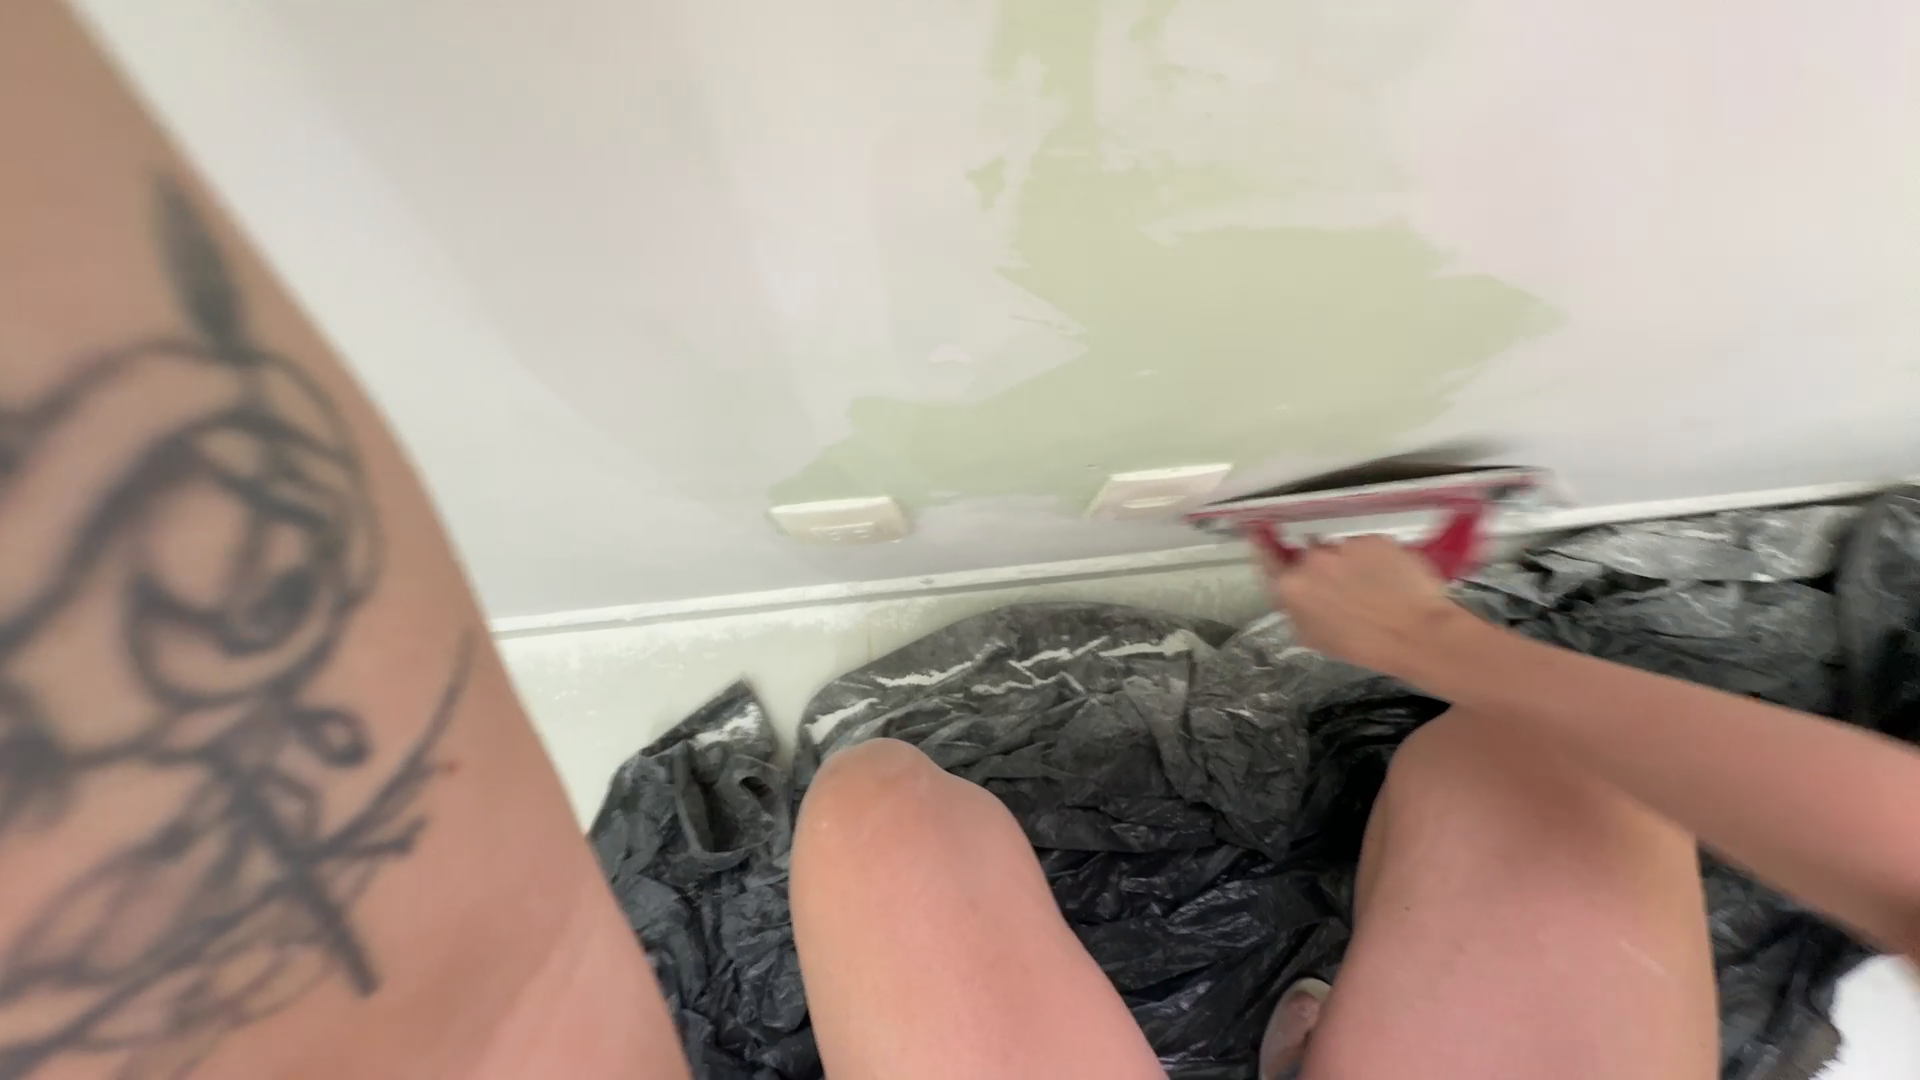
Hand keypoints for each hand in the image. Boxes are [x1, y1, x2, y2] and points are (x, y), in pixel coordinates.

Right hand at [1250, 533, 1467, 676]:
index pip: (1267, 558)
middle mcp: (1311, 559)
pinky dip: (1375, 559)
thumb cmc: (1362, 646)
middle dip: (1320, 567)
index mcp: (1291, 586)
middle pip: (1308, 555)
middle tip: (1342, 589)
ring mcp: (1344, 546)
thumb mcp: (1313, 637)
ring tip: (1373, 586)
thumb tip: (1293, 593)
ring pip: (1340, 550)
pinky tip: (1390, 579)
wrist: (1419, 635)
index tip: (1260, 536)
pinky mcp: (1374, 539)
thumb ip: (1295, 609)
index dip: (1264, 547)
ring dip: (1349, 563)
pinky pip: (1367, 546)